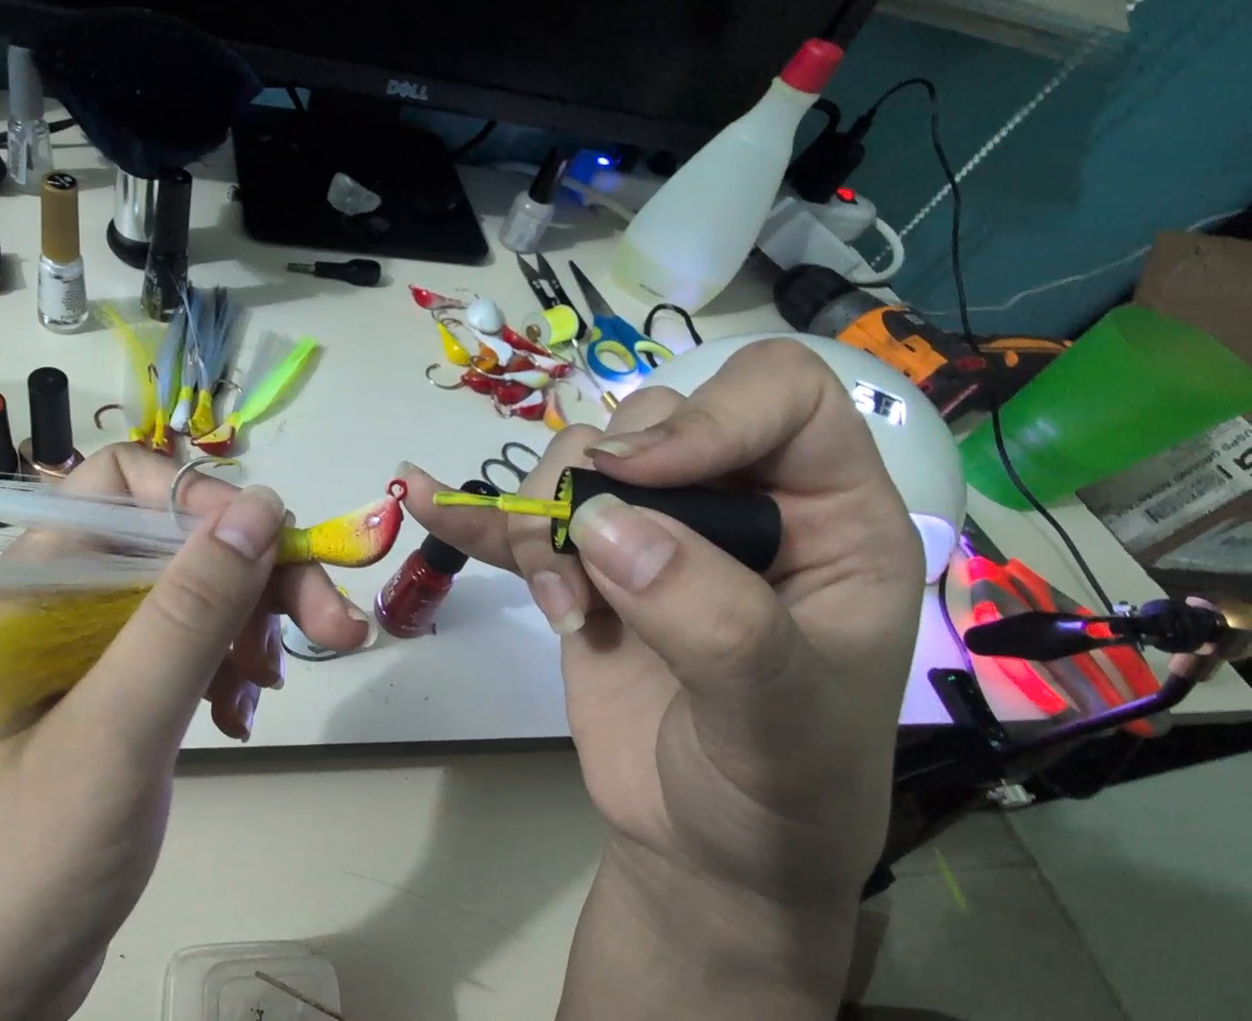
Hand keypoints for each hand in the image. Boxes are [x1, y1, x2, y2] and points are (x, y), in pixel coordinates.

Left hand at [0, 444, 373, 1020]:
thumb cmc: (17, 868)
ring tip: (272, 687)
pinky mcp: (109, 709)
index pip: (123, 483)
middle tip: (334, 627)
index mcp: (30, 586)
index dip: (204, 501)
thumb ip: (184, 615)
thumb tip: (259, 505)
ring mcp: (84, 661)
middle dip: (255, 573)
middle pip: (171, 542)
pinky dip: (223, 673)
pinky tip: (241, 717)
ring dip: (247, 625)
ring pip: (186, 600)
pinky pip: (181, 657)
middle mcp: (56, 608)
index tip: (274, 554)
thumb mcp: (112, 735)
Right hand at [407, 340, 924, 1014]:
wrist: (708, 852)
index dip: (708, 416)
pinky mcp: (589, 574)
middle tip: (583, 566)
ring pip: (583, 464)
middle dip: (600, 480)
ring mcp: (656, 538)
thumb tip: (600, 521)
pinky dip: (476, 514)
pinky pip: (528, 525)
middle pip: (655, 419)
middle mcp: (740, 507)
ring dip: (545, 520)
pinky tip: (425, 495)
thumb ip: (707, 616)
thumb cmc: (782, 791)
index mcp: (828, 517)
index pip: (781, 400)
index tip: (636, 474)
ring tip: (560, 604)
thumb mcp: (775, 715)